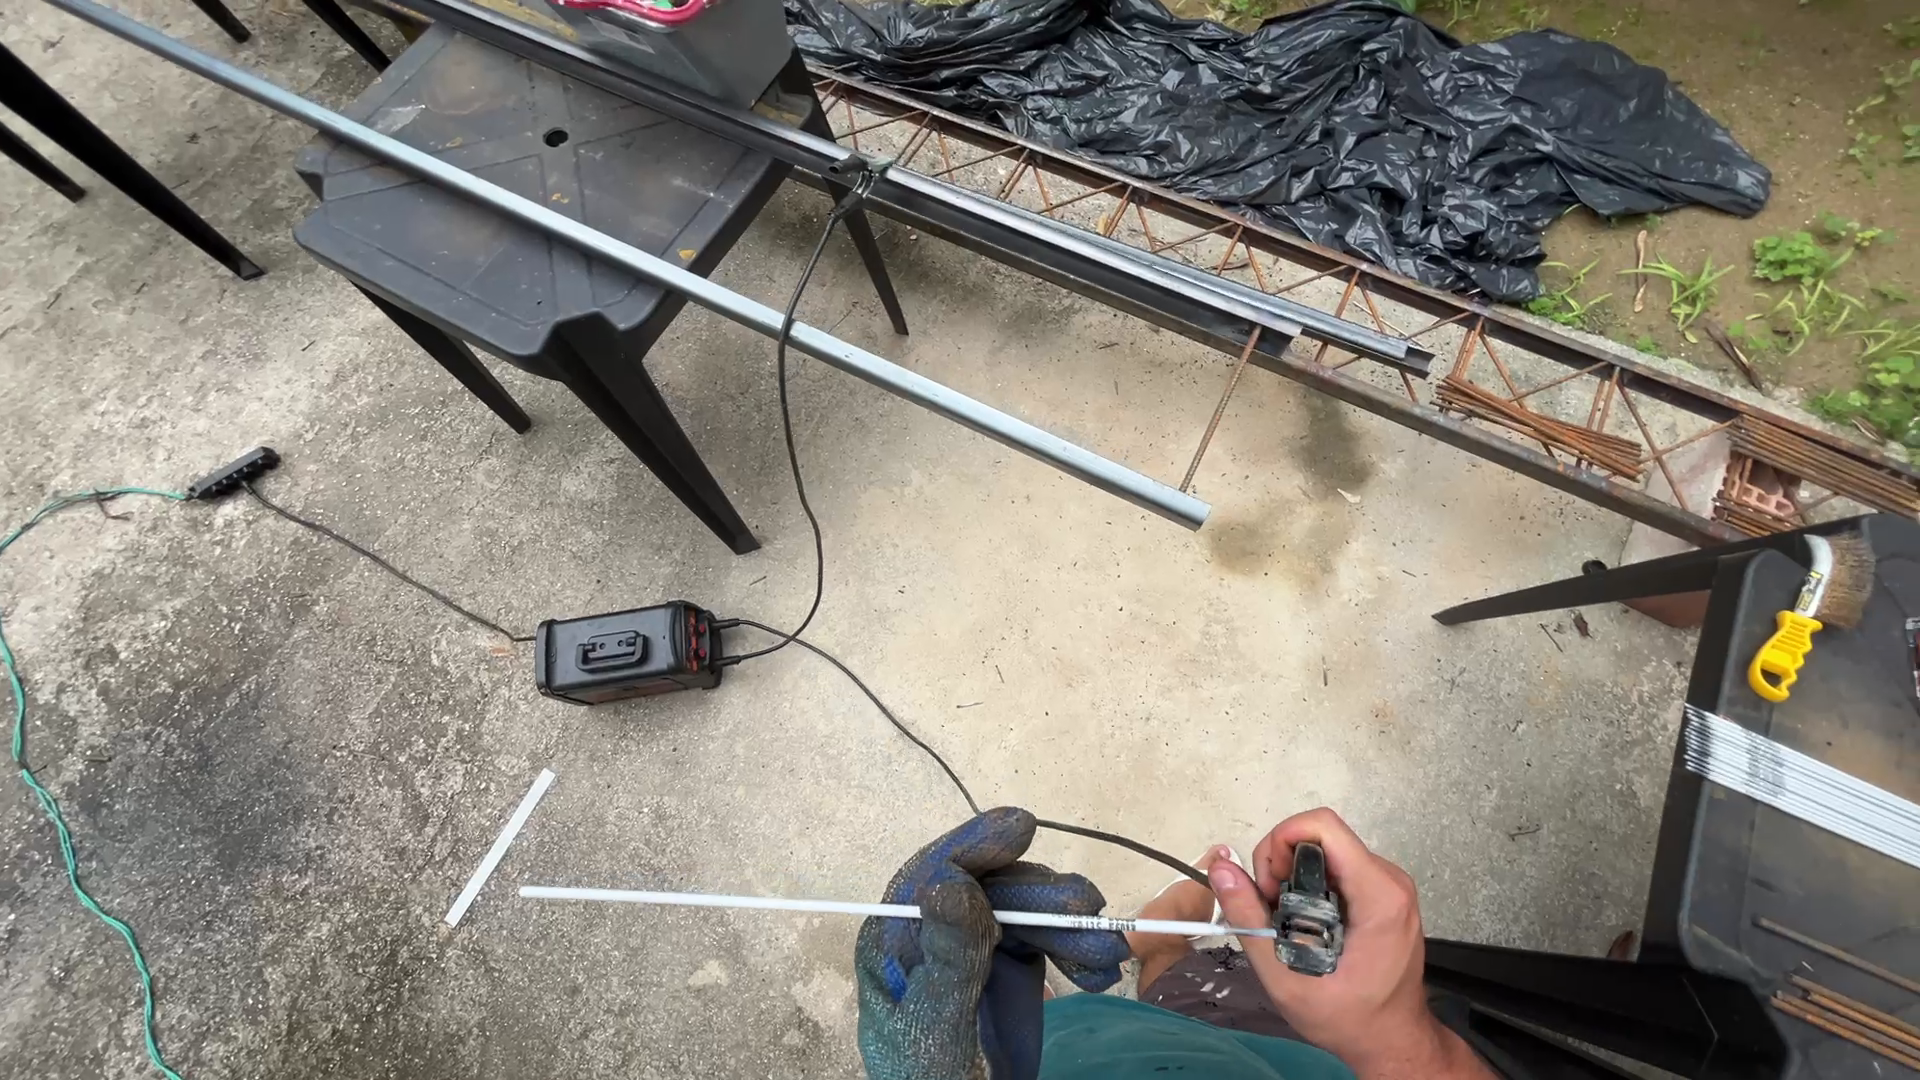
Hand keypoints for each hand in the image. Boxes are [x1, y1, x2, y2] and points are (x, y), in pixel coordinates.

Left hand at [854, 807, 1128, 1079]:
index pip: (934, 874)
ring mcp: (974, 945)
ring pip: (1024, 908)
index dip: (977, 845)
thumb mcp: (936, 1033)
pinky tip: (1099, 971)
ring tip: (1108, 951)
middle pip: (990, 889)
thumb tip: (952, 882)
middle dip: (1041, 896)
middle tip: (1088, 906)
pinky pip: (1044, 937)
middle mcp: (936, 931)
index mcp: (896, 940)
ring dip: (1069, 924)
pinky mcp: (1008, 962)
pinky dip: (1075, 948)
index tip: (1022, 827)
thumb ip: (946, 962)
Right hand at [1208, 808, 1493, 1079]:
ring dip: (1289, 872)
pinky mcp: (1381, 890)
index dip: (1281, 841)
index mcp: (1378, 895)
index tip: (1269, 886)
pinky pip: (1332, 862)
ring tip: (1283, 917)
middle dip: (1279, 861)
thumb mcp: (1286, 980)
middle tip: (1270, 907)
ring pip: (1321, 846)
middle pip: (1318, 834)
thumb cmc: (1348, 1019)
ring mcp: (1387, 883)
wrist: (1394, 1046)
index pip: (1323, 826)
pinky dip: (1305, 881)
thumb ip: (1250, 921)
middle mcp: (1388, 880)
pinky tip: (1300, 918)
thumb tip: (1220, 868)